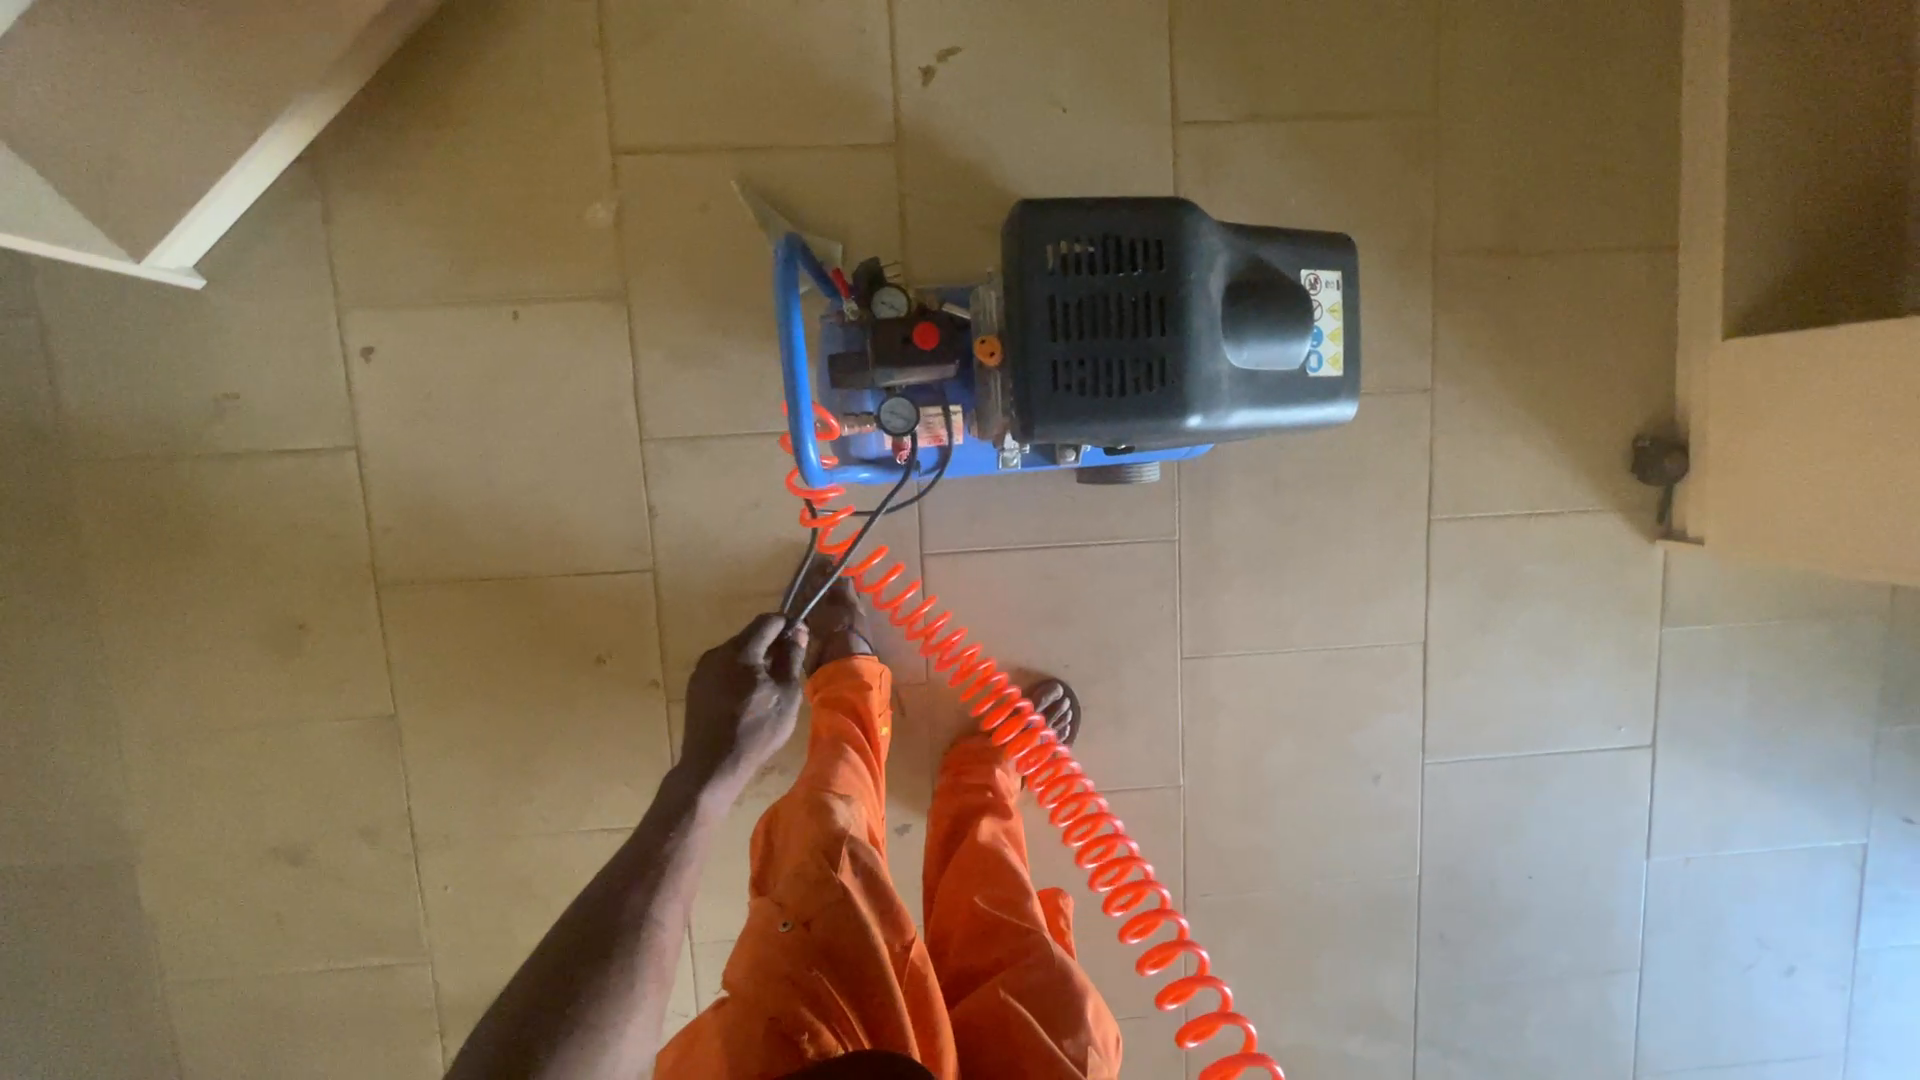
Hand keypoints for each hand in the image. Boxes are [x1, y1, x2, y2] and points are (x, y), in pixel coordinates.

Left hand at [679, 614, 809, 788]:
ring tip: (769, 685)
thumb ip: (791, 657)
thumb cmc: (757, 729)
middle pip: (750, 636)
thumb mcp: (786, 694)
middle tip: (789, 665)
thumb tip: (797, 631)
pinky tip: (747, 697)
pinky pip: (723, 669)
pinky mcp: (695, 687)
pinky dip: (739, 673)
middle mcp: (716, 653)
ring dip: (755, 660)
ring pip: (736, 653)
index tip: (801, 639)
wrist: (712, 765)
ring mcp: (702, 670)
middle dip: (771, 643)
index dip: (787, 624)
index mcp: (740, 650)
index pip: (767, 621)